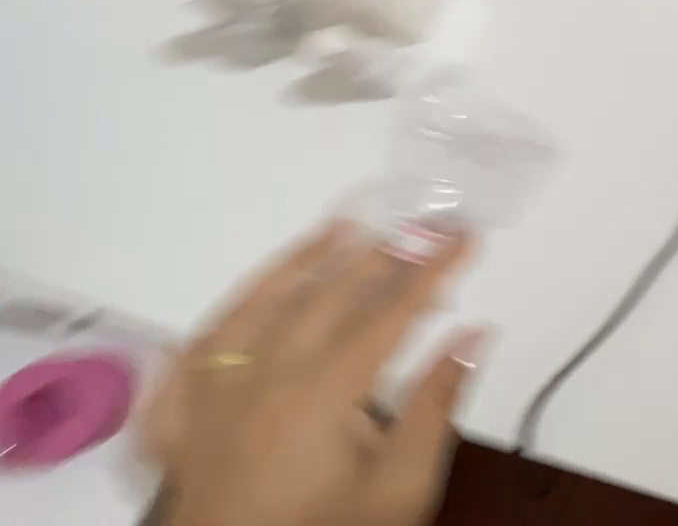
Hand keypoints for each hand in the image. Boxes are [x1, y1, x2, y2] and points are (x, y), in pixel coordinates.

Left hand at [142, 220, 485, 525]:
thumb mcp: (404, 484)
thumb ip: (437, 402)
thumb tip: (473, 334)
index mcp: (319, 394)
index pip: (390, 311)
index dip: (433, 268)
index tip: (467, 236)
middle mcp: (257, 387)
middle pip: (326, 300)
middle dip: (382, 254)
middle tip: (421, 222)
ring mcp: (206, 411)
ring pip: (249, 317)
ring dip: (296, 267)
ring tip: (336, 229)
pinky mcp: (174, 440)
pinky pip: (182, 370)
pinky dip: (211, 331)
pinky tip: (238, 311)